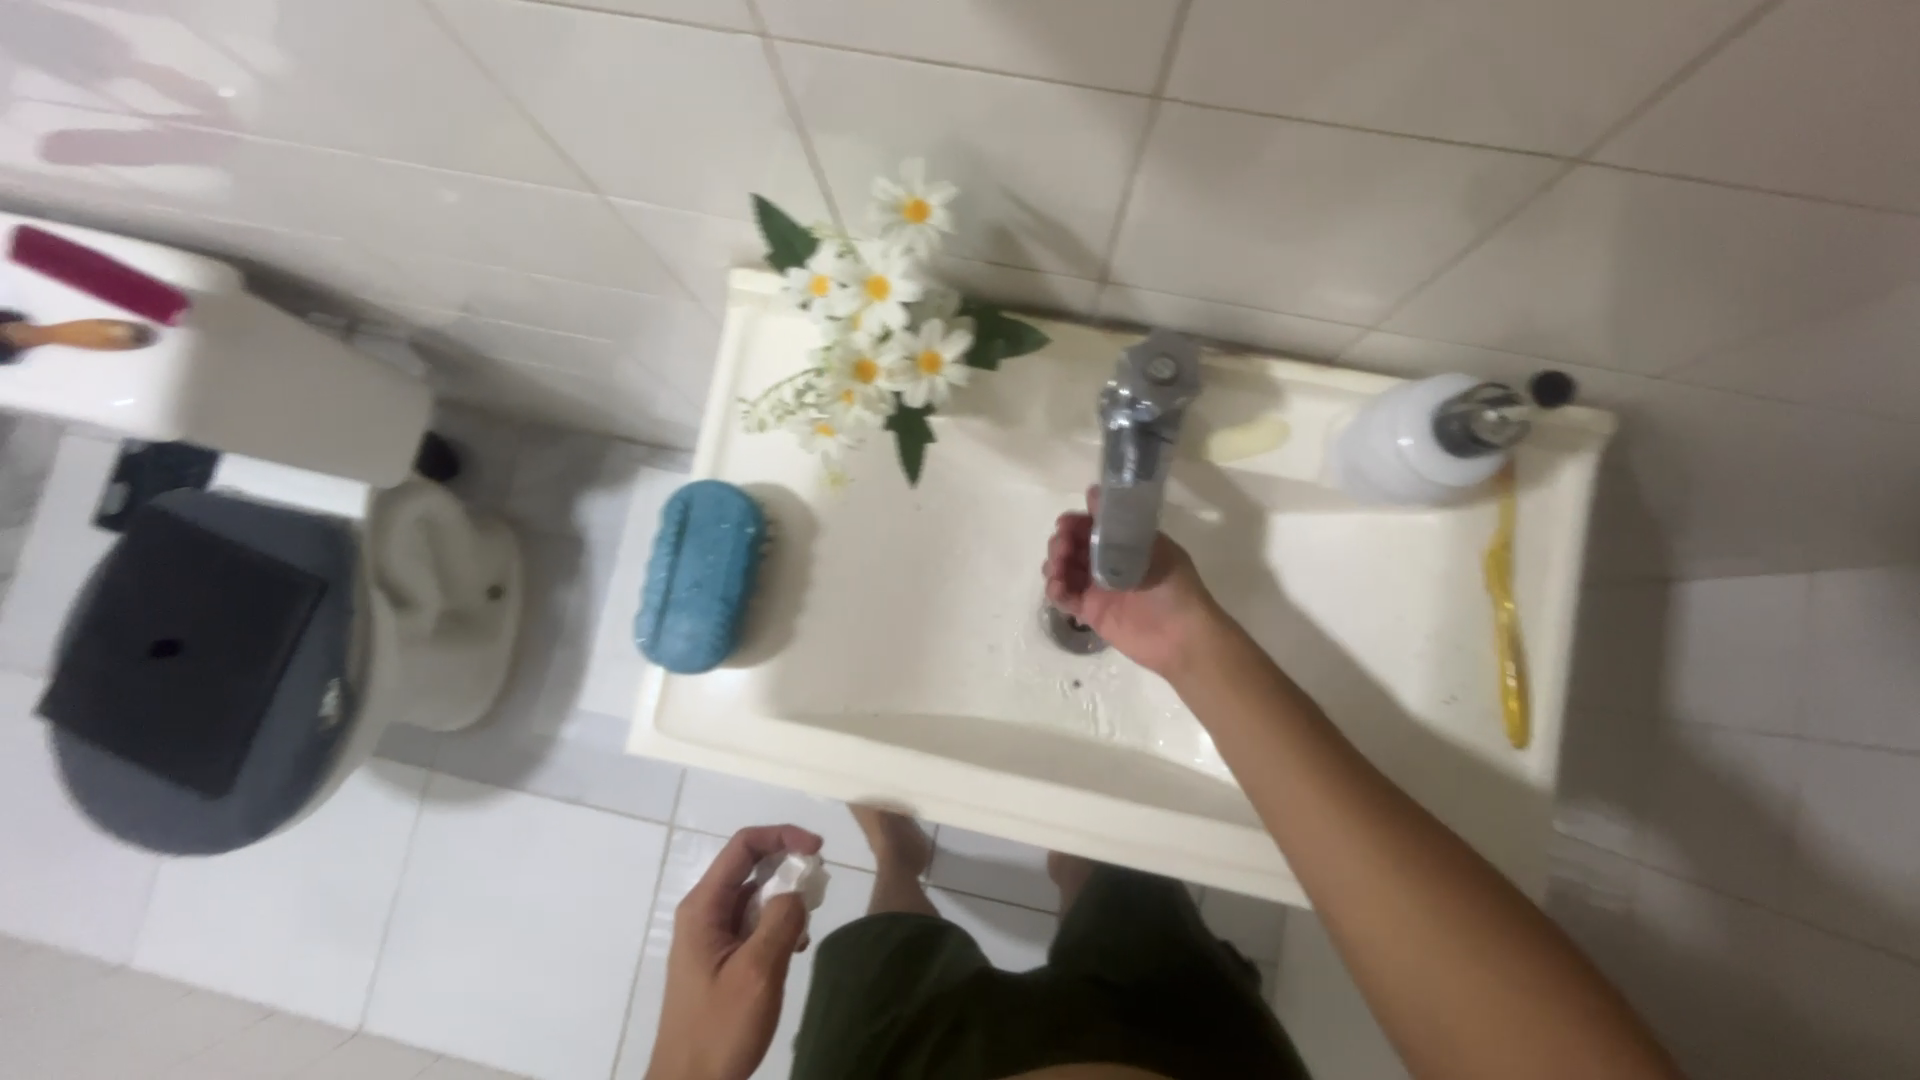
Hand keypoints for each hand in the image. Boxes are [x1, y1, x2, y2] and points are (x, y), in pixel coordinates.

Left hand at [647, 825, 823, 1079]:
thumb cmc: (719, 1029)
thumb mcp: (757, 972)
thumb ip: (781, 920)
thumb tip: (798, 891)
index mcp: (704, 906)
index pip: (744, 845)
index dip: (783, 835)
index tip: (818, 850)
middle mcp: (705, 912)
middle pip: (751, 865)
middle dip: (789, 867)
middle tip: (820, 887)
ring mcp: (712, 935)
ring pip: (756, 894)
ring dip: (787, 899)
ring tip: (806, 926)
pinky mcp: (723, 957)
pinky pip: (755, 922)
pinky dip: (780, 924)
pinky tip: (795, 947)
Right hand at [1043, 486, 1223, 679]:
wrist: (1183, 636)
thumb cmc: (1175, 587)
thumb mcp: (1151, 548)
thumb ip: (1119, 523)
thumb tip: (1092, 491)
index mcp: (1126, 544)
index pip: (1093, 527)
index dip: (1075, 523)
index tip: (1065, 524)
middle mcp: (1109, 563)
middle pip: (1073, 547)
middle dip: (1061, 543)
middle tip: (1062, 548)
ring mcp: (1098, 588)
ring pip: (1065, 570)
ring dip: (1054, 565)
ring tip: (1057, 569)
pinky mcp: (1091, 612)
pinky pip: (1065, 598)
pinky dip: (1055, 590)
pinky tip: (1057, 587)